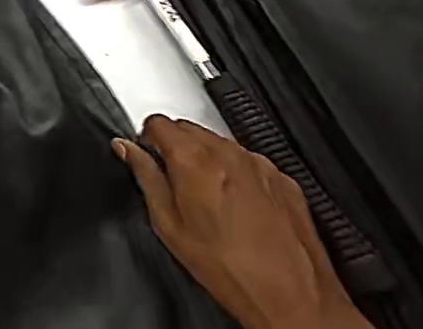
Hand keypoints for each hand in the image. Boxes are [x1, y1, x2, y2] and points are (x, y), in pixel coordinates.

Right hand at [115, 116, 369, 328]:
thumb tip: (127, 149)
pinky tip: (239, 207)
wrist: (294, 302)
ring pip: (218, 143)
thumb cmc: (233, 270)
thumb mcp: (169, 225)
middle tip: (176, 182)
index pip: (157, 122)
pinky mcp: (282, 178)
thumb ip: (145, 176)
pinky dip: (238, 174)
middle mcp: (225, 152)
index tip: (148, 154)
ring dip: (207, 160)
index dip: (147, 138)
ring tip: (210, 201)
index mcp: (192, 159)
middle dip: (176, 148)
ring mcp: (257, 163)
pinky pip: (249, 162)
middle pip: (187, 128)